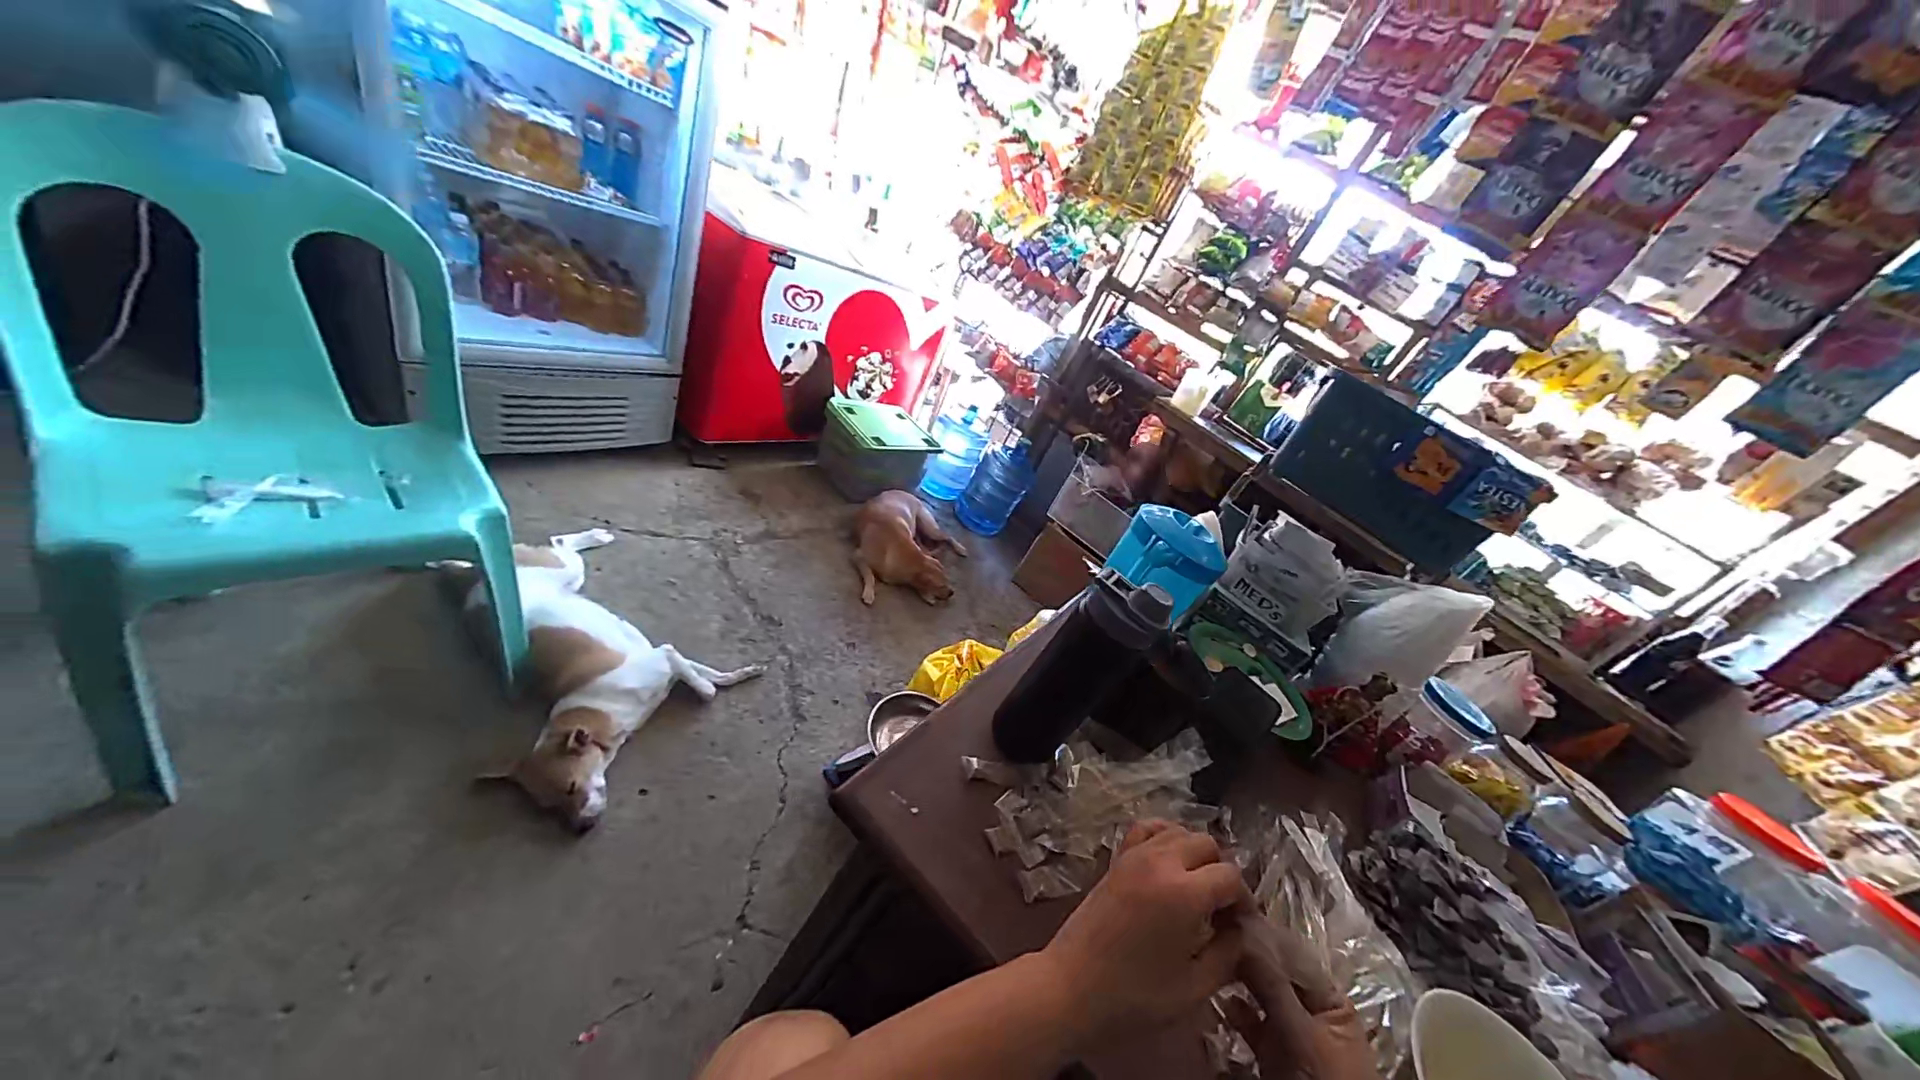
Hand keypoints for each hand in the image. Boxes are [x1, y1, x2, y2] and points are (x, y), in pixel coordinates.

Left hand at [1038, 820, 1249, 1042]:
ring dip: (1194, 852)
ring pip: (1178, 831)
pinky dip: (1163, 836)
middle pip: (1207, 844)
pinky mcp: (1117, 858)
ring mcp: (1135, 855)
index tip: (1240, 924)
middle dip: (1221, 871)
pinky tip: (1168, 862)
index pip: (1231, 876)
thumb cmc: (1135, 994)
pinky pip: (1146, 829)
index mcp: (1185, 892)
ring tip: (1196, 888)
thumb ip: (1227, 954)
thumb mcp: (1194, 986)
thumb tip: (1239, 932)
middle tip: (1220, 907)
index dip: (1243, 899)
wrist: (1073, 984)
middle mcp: (1161, 861)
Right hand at [1225, 917, 1381, 1079]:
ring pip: (1256, 996)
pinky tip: (1209, 995)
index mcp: (1332, 1002)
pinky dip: (1229, 1009)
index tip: (1226, 914)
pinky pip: (1246, 1023)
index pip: (1293, 955)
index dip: (1261, 935)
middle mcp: (1310, 1011)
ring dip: (1232, 980)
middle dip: (1243, 956)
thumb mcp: (1303, 1035)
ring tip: (1204, 958)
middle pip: (1272, 974)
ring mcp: (1288, 1034)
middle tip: (1209, 932)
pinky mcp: (1269, 1054)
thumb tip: (1240, 930)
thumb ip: (1272, 985)